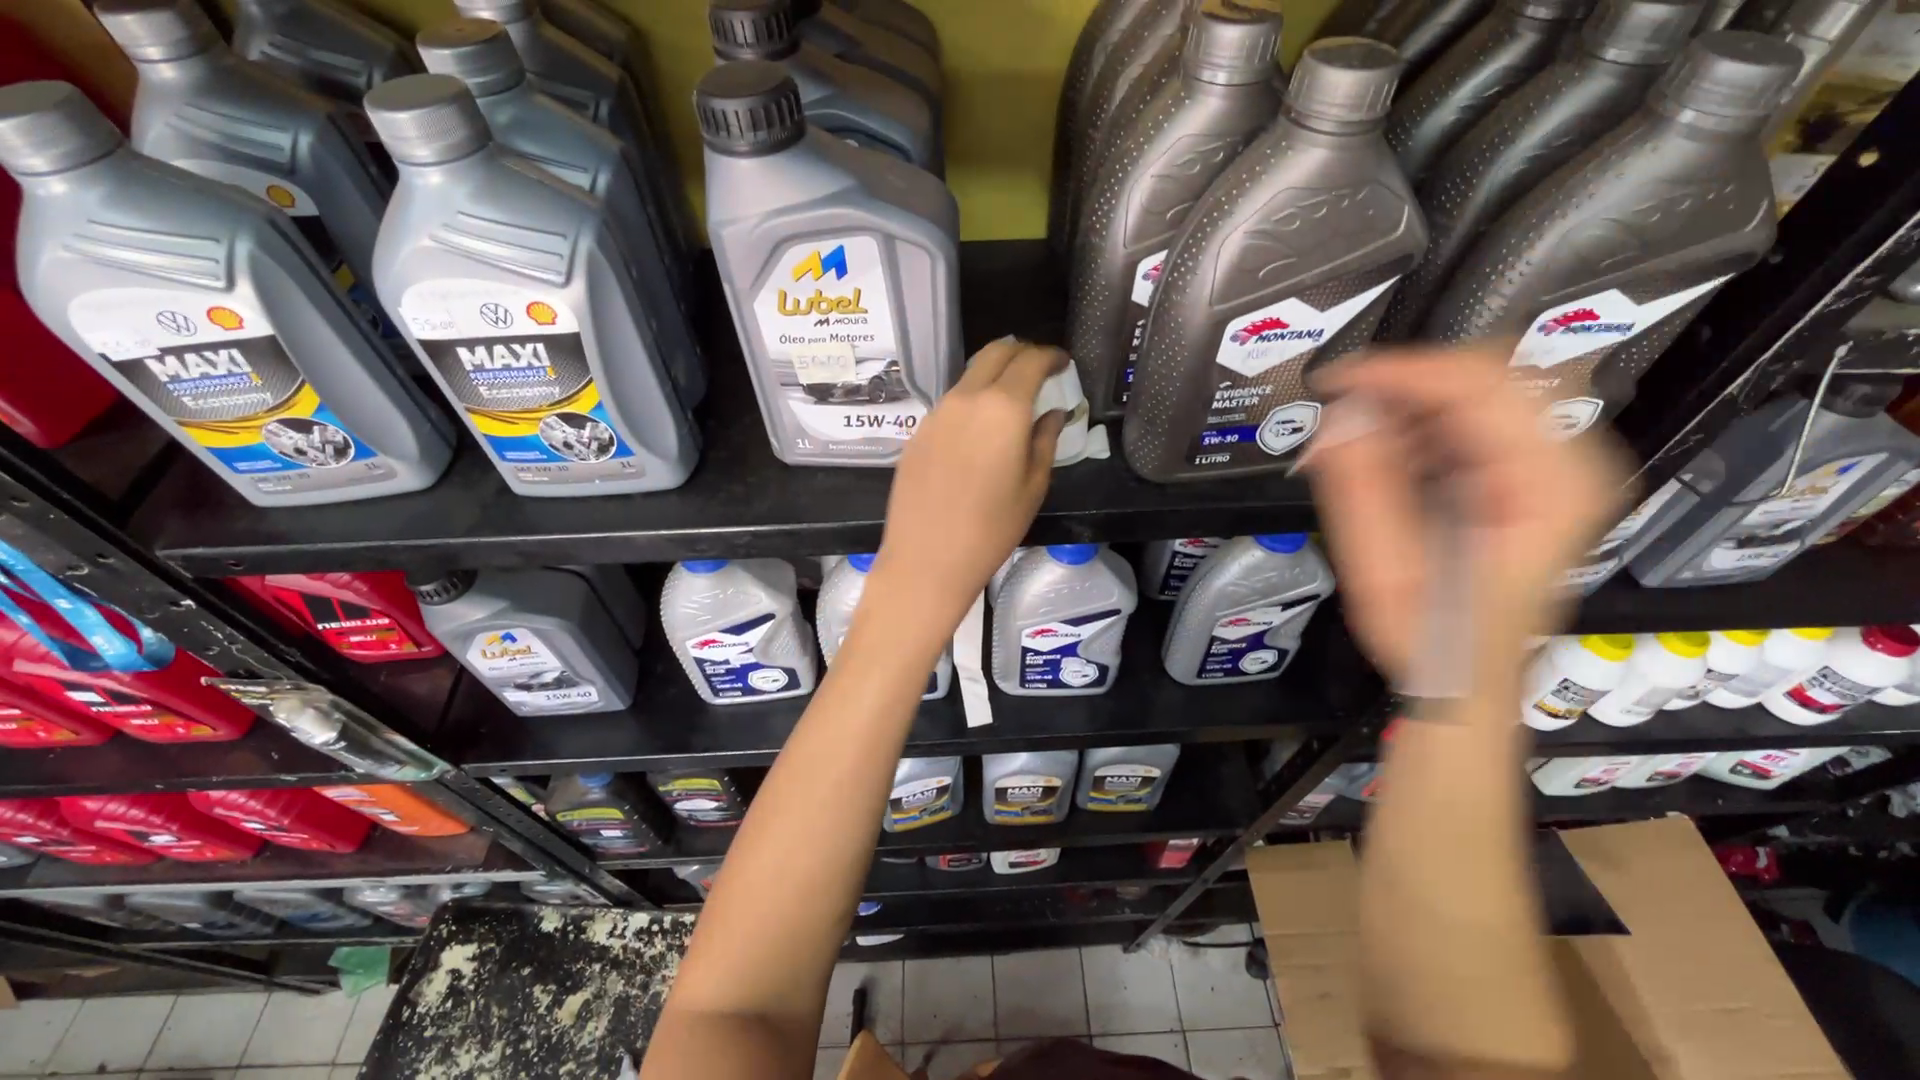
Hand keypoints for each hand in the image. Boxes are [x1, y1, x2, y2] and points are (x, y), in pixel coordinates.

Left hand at [869, 338, 1067, 628]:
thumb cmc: (992, 529)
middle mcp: (966, 399)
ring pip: (969, 377)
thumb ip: (1045, 440)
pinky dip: (971, 402)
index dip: (1051, 356)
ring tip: (1011, 400)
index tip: (1064, 363)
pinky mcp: (917, 433)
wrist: (926, 559)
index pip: (1030, 360)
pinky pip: (950, 404)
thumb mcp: (1033, 487)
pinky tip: (979, 431)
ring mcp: (936, 414)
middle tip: (1039, 370)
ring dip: (993, 377)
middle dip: (1021, 353)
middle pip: (995, 352)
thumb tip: (1052, 414)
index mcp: (1003, 408)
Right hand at [1299, 346, 1630, 684]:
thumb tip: (1338, 418)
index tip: (1337, 381)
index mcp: (1549, 487)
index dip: (1401, 372)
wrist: (1466, 678)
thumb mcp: (1386, 571)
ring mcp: (1554, 465)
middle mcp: (1569, 465)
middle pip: (1489, 375)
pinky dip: (1423, 424)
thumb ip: (1363, 488)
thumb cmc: (1433, 640)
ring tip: (1362, 448)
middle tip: (1348, 416)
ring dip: (1411, 406)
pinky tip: (1390, 460)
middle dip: (1408, 387)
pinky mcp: (1530, 471)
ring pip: (1480, 389)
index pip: (1481, 386)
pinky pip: (1475, 416)